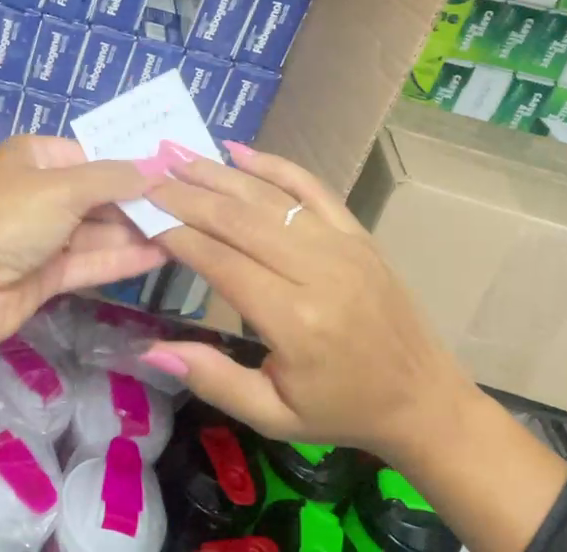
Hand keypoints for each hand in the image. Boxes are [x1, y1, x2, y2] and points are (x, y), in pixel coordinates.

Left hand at [0, 134, 168, 346]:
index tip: (176, 170)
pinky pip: (91, 260)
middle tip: (192, 204)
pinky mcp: (47, 275)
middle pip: (98, 194)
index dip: (132, 163)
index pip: (92, 154)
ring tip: (189, 229)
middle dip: (139, 200)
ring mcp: (43, 236)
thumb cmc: (5, 218)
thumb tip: (155, 168)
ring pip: (98, 229)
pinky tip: (163, 254)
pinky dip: (124, 257)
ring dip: (137, 230)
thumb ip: (112, 179)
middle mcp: (40, 193)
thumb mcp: (61, 188)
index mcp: (35, 157)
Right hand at [138, 142, 566, 551]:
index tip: (143, 218)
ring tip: (176, 157)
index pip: (220, 261)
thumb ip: (213, 379)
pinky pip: (310, 188)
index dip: (178, 236)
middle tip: (147, 179)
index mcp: (295, 321)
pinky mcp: (356, 233)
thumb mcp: (273, 416)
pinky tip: (237, 150)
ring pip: (268, 198)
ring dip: (218, 174)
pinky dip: (273, 164)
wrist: (423, 399)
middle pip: (238, 220)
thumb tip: (149, 349)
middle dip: (187, 196)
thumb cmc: (340, 410)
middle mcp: (317, 272)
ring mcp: (341, 245)